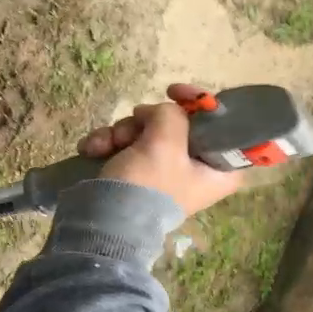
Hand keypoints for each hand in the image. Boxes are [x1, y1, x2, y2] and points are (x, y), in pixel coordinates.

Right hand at [77, 83, 241, 216]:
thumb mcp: (164, 145)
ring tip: (103, 146)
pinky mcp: (130, 173)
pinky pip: (121, 146)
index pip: (220, 123)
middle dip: (142, 124)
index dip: (197, 103)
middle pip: (173, 126)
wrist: (102, 221)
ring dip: (117, 133)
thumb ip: (170, 116)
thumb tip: (158, 109)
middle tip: (127, 133)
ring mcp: (159, 171)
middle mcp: (193, 168)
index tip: (172, 90)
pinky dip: (104, 144)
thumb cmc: (145, 186)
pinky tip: (91, 150)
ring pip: (141, 133)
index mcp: (219, 167)